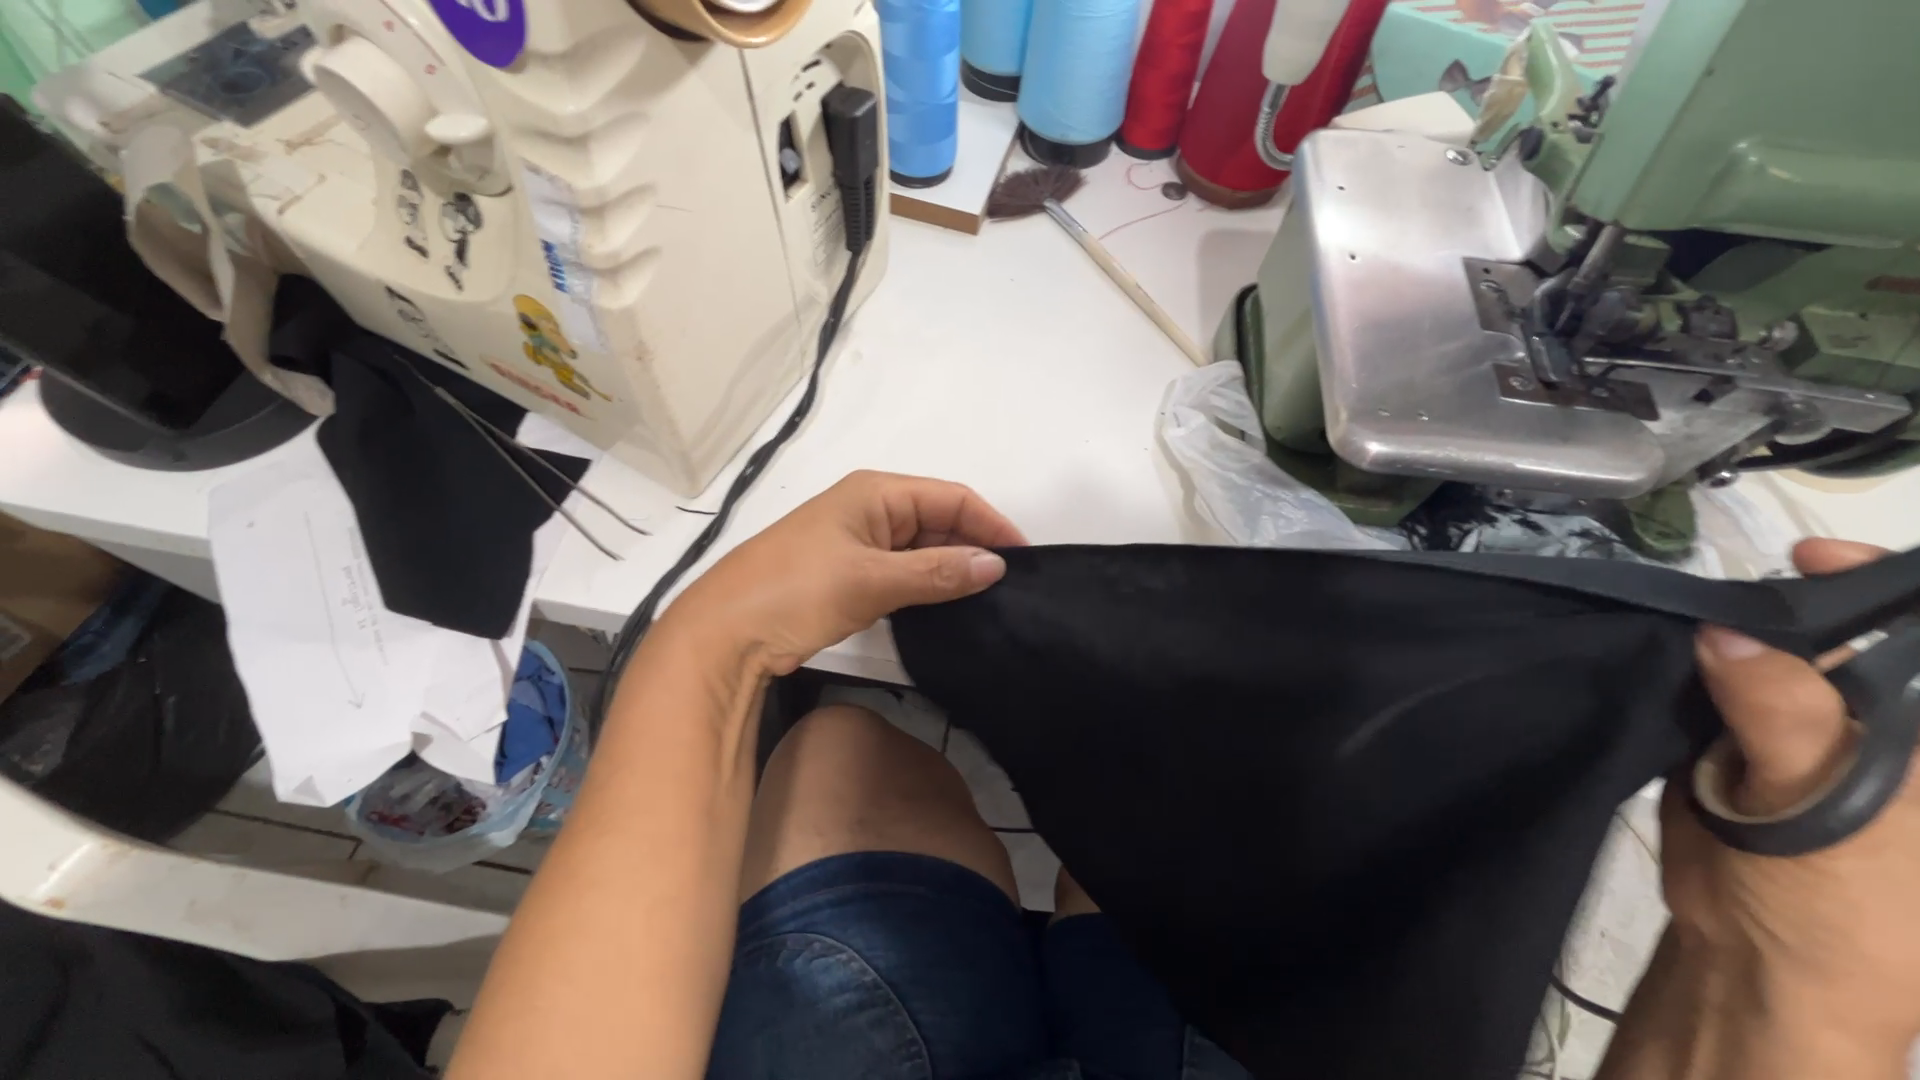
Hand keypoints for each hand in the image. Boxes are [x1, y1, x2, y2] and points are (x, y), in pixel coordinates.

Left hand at [657, 471, 1025, 675]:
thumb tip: (995, 565)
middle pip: (937, 518)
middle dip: (973, 545)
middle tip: (1009, 585)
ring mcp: (857, 541)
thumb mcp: (872, 580)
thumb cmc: (797, 591)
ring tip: (987, 597)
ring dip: (950, 567)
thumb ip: (937, 572)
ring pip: (920, 546)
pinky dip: (926, 583)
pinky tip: (947, 605)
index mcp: (875, 492)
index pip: (951, 497)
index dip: (990, 524)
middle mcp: (869, 508)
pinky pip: (901, 570)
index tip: (1023, 560)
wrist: (725, 633)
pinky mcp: (848, 573)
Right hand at [1666, 538, 1919, 1045]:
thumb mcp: (1828, 813)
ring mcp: (1813, 734)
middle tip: (1736, 584)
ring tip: (1694, 610)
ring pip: (1776, 655)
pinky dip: (1695, 660)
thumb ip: (1785, 718)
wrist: (1754, 959)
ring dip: (1736, 631)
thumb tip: (1722, 633)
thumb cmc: (1842, 908)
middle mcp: (1885, 727)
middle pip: (1848, 636)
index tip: (1816, 553)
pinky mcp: (1745, 743)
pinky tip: (1671, 647)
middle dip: (1797, 603)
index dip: (1886, 588)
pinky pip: (1722, 682)